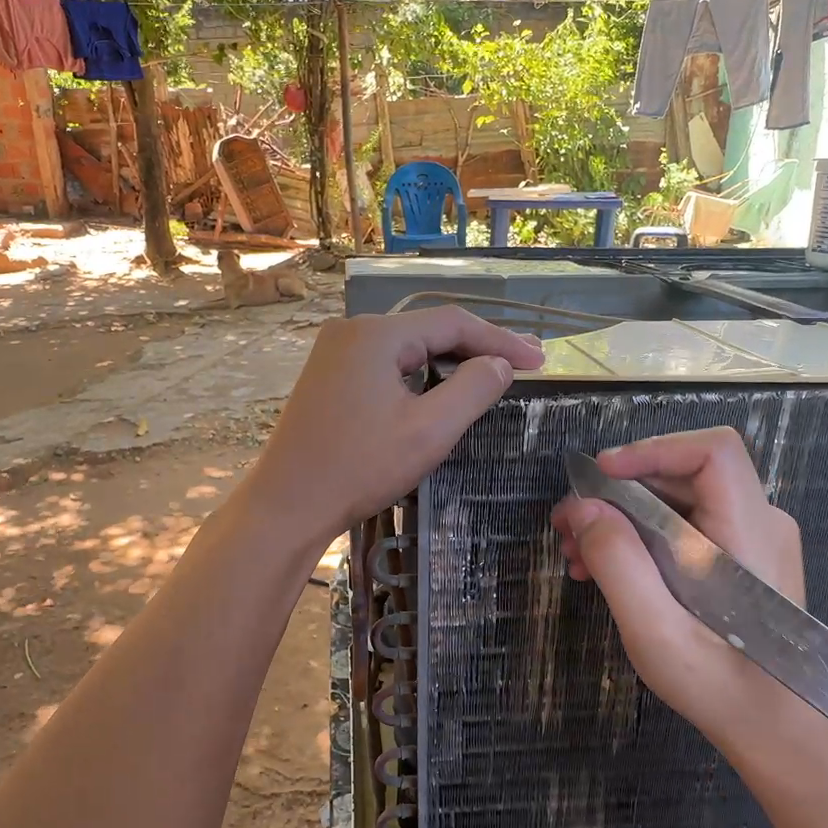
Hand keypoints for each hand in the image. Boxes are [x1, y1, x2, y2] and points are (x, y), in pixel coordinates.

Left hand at [247, 306, 544, 543]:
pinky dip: (418, 376)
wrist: (287, 505)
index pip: (453, 323)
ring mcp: (334, 354)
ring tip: (489, 376)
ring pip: (406, 349)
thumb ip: (472, 390)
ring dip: (448, 363)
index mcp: (375, 334)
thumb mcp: (428, 430)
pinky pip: (385, 366)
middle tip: (523, 365)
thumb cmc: (359, 468)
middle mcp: (351, 332)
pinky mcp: (327, 379)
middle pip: (428, 331)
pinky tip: (438, 392)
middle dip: (477, 348)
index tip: (540, 360)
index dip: (501, 340)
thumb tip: (500, 364)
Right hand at [551, 428, 827, 760]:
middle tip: (567, 525)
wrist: (776, 729)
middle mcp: (758, 522)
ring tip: (577, 553)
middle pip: (684, 474)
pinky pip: (685, 525)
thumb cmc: (720, 687)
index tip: (599, 476)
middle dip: (618, 492)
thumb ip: (619, 563)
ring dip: (622, 516)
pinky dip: (641, 537)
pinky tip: (606, 568)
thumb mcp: (656, 631)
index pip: (712, 451)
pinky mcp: (739, 558)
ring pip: (678, 499)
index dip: (652, 450)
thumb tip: (583, 508)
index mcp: (749, 533)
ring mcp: (751, 539)